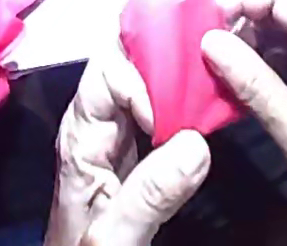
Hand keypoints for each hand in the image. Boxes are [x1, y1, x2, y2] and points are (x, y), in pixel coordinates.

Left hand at [46, 47, 211, 245]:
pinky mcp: (132, 146)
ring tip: (207, 80)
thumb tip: (198, 143)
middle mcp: (93, 119)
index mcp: (79, 131)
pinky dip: (178, 101)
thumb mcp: (114, 238)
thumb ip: (151, 193)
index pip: (107, 72)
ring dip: (171, 76)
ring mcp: (112, 130)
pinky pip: (154, 106)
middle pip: (122, 63)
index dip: (143, 81)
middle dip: (159, 59)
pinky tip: (201, 108)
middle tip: (203, 71)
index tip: (178, 114)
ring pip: (138, 80)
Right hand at [200, 0, 286, 245]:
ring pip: (284, 29)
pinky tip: (237, 65)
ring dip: (249, 34)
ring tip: (214, 46)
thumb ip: (255, 85)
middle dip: (243, 14)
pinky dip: (261, 53)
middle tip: (204, 30)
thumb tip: (209, 39)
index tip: (207, 16)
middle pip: (284, 9)